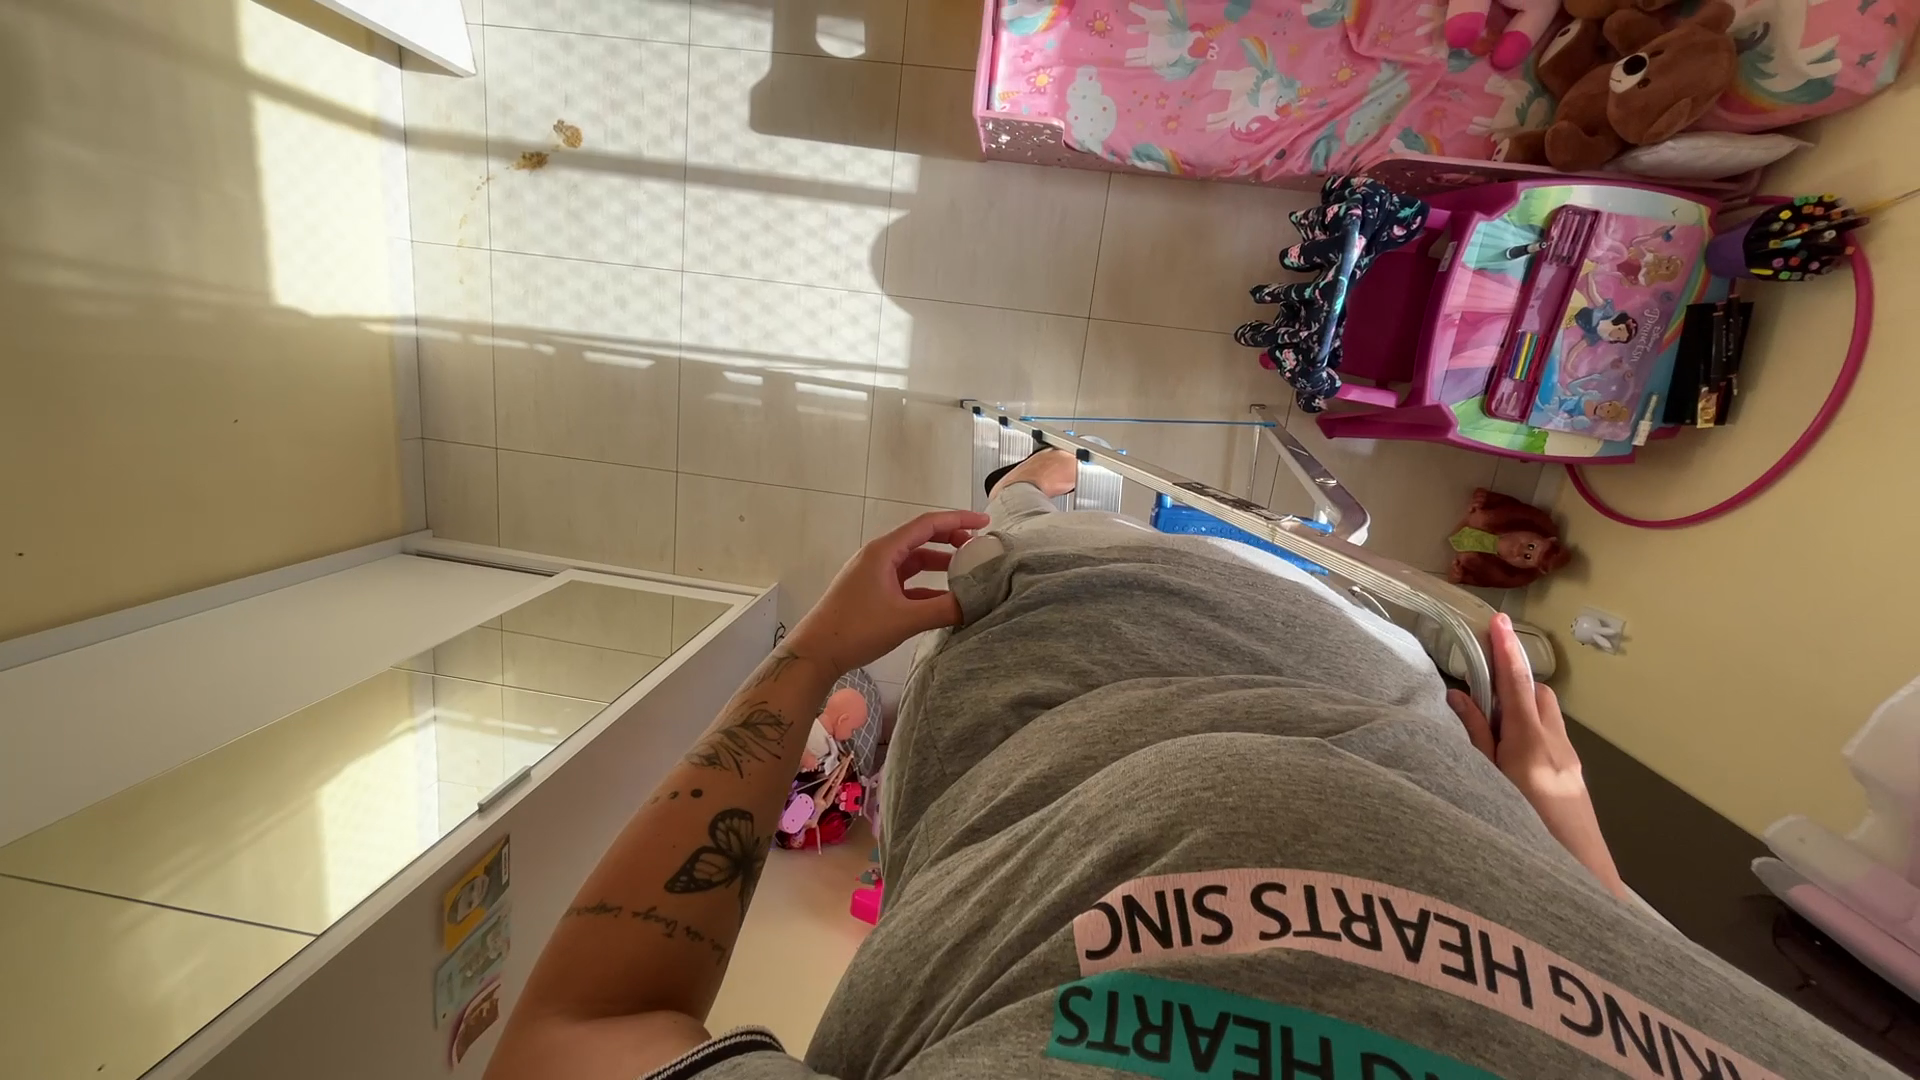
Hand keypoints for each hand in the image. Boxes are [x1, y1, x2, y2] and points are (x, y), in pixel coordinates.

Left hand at [783, 510, 989, 676]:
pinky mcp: (872, 593)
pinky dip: (927, 586)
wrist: (815, 653)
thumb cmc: (855, 629)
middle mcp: (878, 556)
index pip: (927, 525)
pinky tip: (945, 599)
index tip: (984, 521)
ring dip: (940, 564)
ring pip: (914, 561)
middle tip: (978, 546)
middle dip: (951, 539)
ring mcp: (874, 575)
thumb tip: (977, 603)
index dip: (958, 520)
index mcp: (883, 551)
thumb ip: (943, 609)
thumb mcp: (905, 619)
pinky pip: (906, 582)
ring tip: (966, 571)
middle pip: (921, 539)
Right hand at [1447, 614, 1628, 899]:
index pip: (1515, 681)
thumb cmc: (1522, 823)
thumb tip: (1458, 696)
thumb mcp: (1487, 777)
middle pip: (1537, 692)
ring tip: (1493, 720)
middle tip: (1484, 685)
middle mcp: (1555, 740)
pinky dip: (1529, 727)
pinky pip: (1550, 734)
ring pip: (1546, 713)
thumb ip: (1475, 734)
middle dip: (1513, 679)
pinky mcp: (1572, 772)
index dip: (1506, 649)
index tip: (1500, 620)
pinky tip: (1510, 751)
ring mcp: (1568, 756)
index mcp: (1529, 738)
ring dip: (1522, 704)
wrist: (1576, 870)